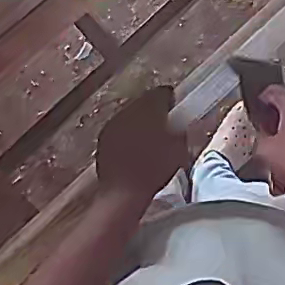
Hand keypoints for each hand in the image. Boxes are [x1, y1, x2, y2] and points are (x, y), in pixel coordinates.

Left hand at [96, 86, 187, 201]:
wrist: (124, 191)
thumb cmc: (156, 170)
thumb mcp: (179, 148)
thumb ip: (181, 129)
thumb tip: (181, 121)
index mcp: (149, 109)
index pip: (161, 93)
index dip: (170, 99)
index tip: (175, 107)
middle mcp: (128, 111)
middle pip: (144, 102)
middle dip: (153, 110)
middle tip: (164, 123)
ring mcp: (113, 124)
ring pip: (130, 114)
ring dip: (139, 121)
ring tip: (149, 136)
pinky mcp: (104, 137)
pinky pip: (119, 128)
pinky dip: (127, 132)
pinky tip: (133, 146)